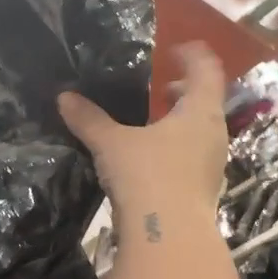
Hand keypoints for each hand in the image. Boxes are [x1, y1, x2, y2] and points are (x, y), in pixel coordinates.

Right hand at [58, 43, 228, 228]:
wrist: (167, 231)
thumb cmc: (147, 174)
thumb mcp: (111, 143)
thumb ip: (89, 120)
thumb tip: (64, 97)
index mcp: (200, 111)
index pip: (206, 71)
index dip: (193, 55)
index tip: (177, 47)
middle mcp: (213, 132)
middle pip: (205, 102)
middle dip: (183, 92)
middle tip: (161, 87)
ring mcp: (211, 162)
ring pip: (197, 131)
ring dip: (178, 122)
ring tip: (150, 123)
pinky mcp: (200, 187)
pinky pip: (189, 155)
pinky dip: (172, 147)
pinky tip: (148, 158)